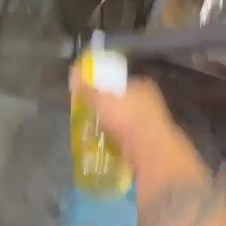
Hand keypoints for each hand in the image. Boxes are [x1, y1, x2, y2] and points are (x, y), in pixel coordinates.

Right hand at [70, 66, 210, 192]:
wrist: (152, 155)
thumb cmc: (127, 120)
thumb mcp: (101, 99)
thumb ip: (87, 87)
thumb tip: (73, 70)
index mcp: (141, 86)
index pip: (119, 83)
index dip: (102, 88)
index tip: (87, 97)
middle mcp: (149, 102)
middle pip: (122, 103)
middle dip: (106, 111)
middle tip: (87, 117)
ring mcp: (152, 124)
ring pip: (125, 123)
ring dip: (111, 129)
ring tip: (92, 135)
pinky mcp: (150, 144)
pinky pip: (128, 140)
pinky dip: (117, 143)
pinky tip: (106, 148)